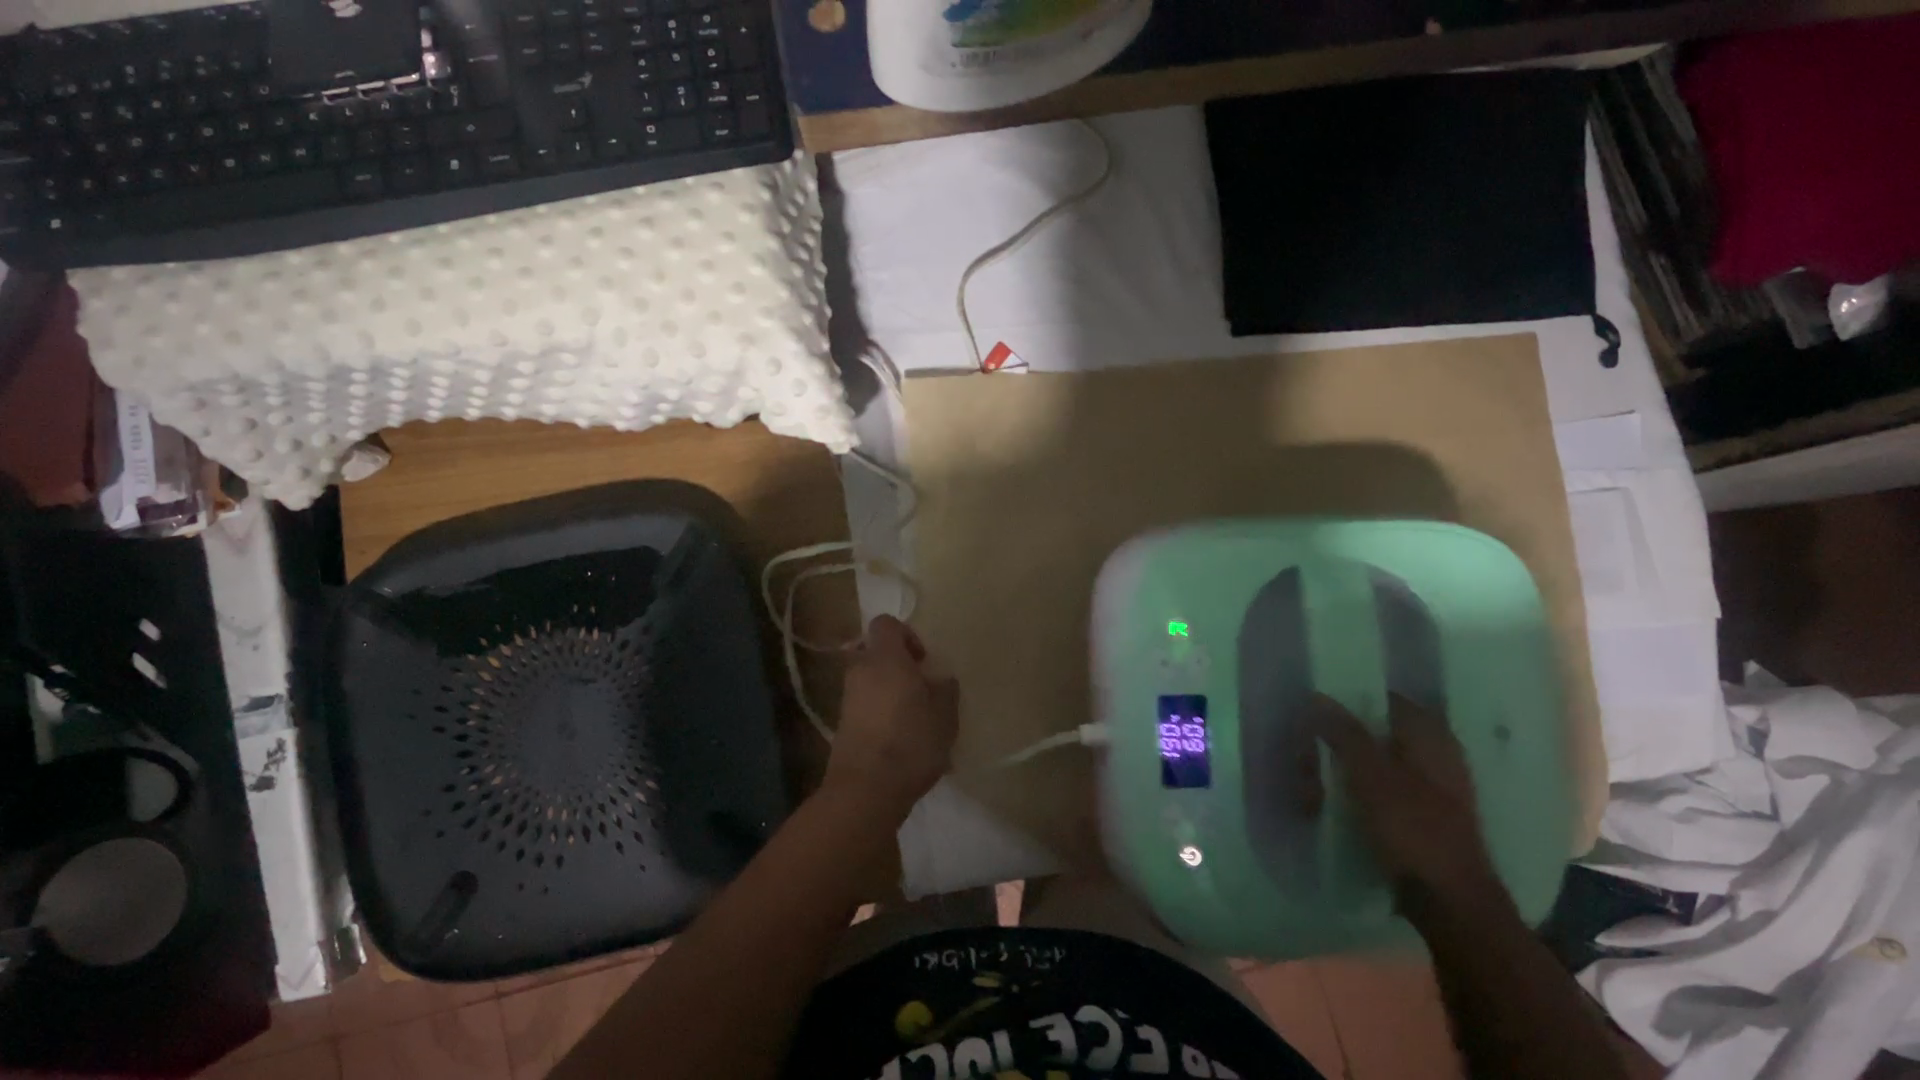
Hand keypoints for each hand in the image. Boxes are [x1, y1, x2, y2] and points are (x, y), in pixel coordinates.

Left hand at [822, 616, 959, 819]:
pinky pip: (865, 708)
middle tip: (921, 690)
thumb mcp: (945, 715)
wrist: (867, 788)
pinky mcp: (843, 726)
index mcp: (885, 659)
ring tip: (916, 722)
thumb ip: (944, 690)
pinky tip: (902, 743)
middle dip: (897, 667)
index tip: (923, 660)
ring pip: (870, 682)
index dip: (906, 634)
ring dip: (889, 693)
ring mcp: (847, 700)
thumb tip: (939, 680)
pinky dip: (881, 716)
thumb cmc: (912, 741)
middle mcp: (860, 672)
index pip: (886, 623)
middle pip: (875, 654)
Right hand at [1310, 693, 1502, 909]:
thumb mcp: (1372, 777)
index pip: (1388, 700)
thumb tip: (1317, 695)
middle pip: (1380, 733)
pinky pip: (1382, 793)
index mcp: (1431, 738)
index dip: (1352, 701)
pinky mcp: (1424, 819)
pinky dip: (1358, 795)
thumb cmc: (1414, 832)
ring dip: (1344, 772)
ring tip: (1313, 789)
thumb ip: (1346, 734)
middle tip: (1307, 756)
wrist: (1450, 903)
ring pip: (1379, 765)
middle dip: (1341, 741)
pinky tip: (1336, 810)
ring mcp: (1434, 790)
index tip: (1316, 711)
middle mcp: (1437, 756)